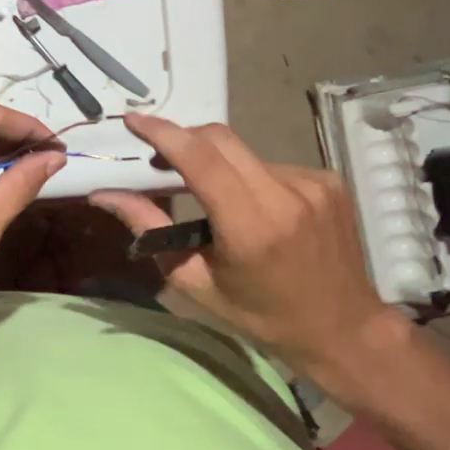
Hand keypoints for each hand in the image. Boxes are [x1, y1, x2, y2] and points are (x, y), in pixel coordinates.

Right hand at [91, 114, 391, 372]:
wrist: (344, 328)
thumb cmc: (262, 315)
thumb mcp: (195, 282)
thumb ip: (149, 230)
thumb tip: (104, 194)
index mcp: (251, 226)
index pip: (201, 159)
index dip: (163, 133)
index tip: (132, 121)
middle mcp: (286, 194)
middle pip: (220, 139)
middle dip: (182, 139)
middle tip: (158, 159)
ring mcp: (313, 183)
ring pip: (244, 153)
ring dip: (217, 166)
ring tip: (212, 201)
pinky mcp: (328, 180)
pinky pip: (270, 164)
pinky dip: (248, 178)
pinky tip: (253, 209)